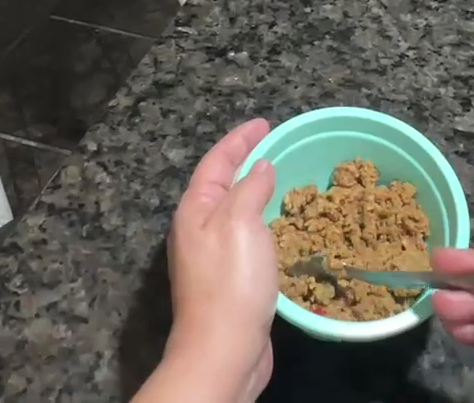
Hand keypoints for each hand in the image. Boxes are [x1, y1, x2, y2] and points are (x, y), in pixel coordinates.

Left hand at [141, 118, 277, 402]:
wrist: (223, 352)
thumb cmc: (231, 281)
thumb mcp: (242, 222)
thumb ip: (252, 188)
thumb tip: (262, 167)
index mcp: (195, 209)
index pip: (217, 160)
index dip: (240, 138)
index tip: (264, 122)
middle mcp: (198, 228)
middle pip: (220, 181)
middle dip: (244, 159)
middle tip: (272, 142)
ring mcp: (210, 254)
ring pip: (232, 207)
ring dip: (252, 187)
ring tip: (277, 174)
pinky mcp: (226, 277)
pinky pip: (243, 231)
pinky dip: (259, 216)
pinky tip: (276, 223)